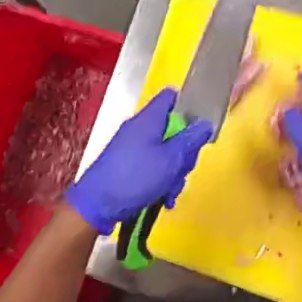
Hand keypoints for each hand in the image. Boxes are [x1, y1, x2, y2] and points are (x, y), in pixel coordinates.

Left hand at [65, 88, 213, 232]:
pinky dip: (160, 181)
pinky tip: (164, 199)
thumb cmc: (136, 177)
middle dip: (183, 152)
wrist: (96, 204)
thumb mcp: (171, 159)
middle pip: (172, 129)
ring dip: (173, 172)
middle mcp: (139, 129)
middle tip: (183, 168)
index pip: (171, 97)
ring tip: (171, 191)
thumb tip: (205, 123)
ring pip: (164, 152)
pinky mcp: (126, 166)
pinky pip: (152, 167)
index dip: (188, 107)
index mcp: (148, 119)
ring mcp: (131, 148)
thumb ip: (190, 140)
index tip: (199, 128)